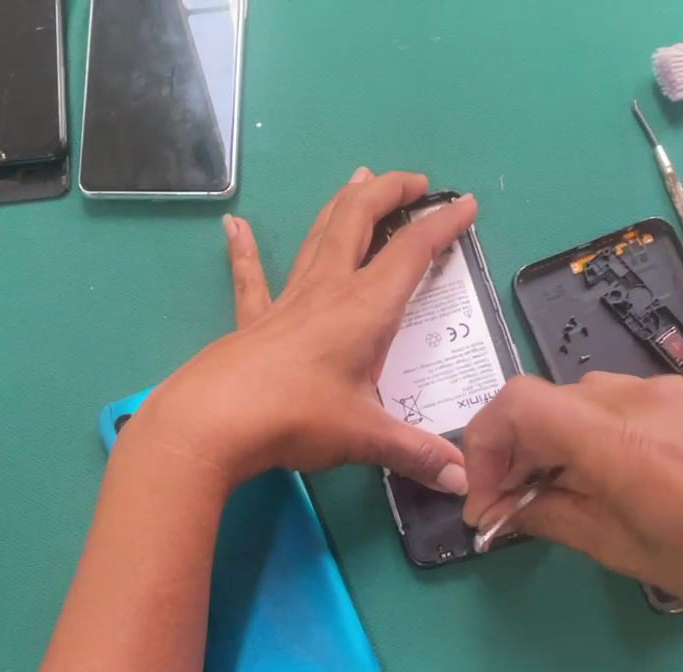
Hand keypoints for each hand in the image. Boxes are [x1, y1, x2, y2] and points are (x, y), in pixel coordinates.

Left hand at [126, 169, 477, 492]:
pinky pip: (252, 279)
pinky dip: (246, 251)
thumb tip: (463, 480)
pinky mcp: (253, 322)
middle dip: (390, 195)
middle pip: (360, 222)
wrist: (216, 421)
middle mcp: (328, 291)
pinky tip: (234, 227)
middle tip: (414, 183)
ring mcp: (286, 302)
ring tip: (357, 180)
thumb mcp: (366, 437)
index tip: (466, 205)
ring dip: (341, 206)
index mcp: (365, 308)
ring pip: (317, 238)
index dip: (443, 225)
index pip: (413, 252)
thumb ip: (418, 454)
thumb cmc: (298, 417)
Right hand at [460, 372, 682, 632]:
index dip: (482, 449)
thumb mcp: (622, 548)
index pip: (513, 405)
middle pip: (538, 404)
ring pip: (572, 404)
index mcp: (610, 436)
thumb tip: (503, 512)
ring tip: (554, 499)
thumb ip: (552, 518)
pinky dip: (583, 440)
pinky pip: (610, 408)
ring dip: (545, 447)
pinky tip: (599, 482)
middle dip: (510, 454)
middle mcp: (629, 397)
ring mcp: (662, 393)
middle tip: (510, 509)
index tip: (488, 501)